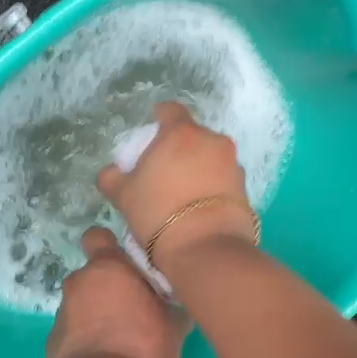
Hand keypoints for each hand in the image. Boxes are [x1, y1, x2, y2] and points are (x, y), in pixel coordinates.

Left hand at [46, 228, 187, 357]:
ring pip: (81, 304)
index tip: (122, 264)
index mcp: (107, 268)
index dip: (107, 246)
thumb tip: (173, 306)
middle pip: (92, 276)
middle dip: (106, 288)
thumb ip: (168, 304)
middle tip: (129, 310)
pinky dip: (83, 338)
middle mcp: (78, 282)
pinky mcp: (52, 338)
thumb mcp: (173, 323)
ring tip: (116, 340)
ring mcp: (61, 310)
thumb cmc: (143, 344)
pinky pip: (72, 330)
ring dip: (94, 314)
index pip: (97, 237)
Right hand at [96, 101, 257, 267]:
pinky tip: (197, 206)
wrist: (205, 247)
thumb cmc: (158, 211)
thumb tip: (111, 172)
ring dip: (197, 167)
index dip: (159, 117)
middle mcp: (212, 140)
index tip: (151, 133)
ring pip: (210, 156)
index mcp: (180, 133)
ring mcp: (232, 163)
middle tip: (162, 169)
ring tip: (181, 192)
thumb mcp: (122, 195)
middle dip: (179, 147)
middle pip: (192, 135)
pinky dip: (211, 185)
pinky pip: (222, 178)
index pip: (170, 110)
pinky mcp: (245, 187)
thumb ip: (111, 177)